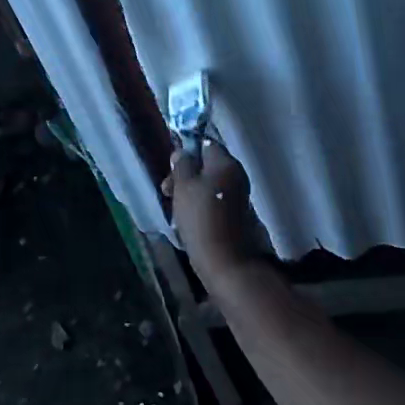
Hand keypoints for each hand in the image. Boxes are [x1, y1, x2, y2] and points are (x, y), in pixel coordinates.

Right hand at [163, 140, 263, 284]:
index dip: (186, 151)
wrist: (226, 262)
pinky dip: (200, 204)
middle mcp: (236, 175)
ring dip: (190, 191)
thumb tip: (181, 151)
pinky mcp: (236, 214)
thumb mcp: (183, 187)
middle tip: (166, 190)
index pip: (206, 143)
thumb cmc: (201, 218)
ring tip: (174, 207)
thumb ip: (182, 164)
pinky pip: (214, 200)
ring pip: (209, 184)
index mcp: (226, 163)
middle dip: (185, 174)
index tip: (171, 167)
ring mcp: (239, 196)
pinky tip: (186, 218)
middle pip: (207, 165)